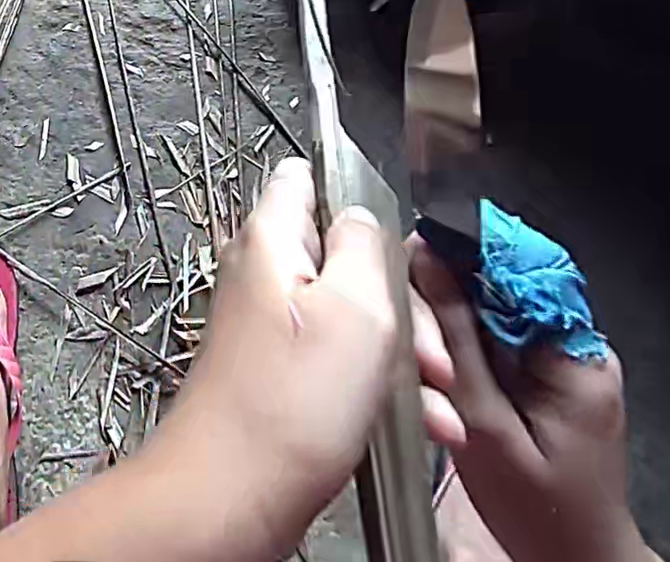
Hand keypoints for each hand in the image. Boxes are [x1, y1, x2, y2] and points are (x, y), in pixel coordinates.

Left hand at [143, 157, 400, 559]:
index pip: (305, 176)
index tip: (395, 244)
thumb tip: (360, 217)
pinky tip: (422, 424)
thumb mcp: (354, 308)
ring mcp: (269, 313)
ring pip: (348, 306)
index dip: (353, 195)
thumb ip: (363, 245)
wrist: (231, 494)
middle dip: (397, 299)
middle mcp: (264, 265)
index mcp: (271, 234)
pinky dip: (374, 378)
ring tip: (438, 403)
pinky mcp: (277, 358)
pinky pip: (334, 348)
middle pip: (342, 250)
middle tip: (431, 356)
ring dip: (398, 350)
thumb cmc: (296, 399)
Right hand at [408, 235, 655, 561]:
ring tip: (426, 362)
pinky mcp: (536, 362)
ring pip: (484, 299)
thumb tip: (426, 255)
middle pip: (494, 280)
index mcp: (573, 351)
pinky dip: (455, 334)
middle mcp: (570, 339)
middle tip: (416, 342)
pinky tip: (438, 362)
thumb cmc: (535, 509)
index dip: (457, 252)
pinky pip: (487, 324)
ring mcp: (554, 350)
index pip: (514, 266)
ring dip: (444, 318)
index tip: (410, 264)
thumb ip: (454, 334)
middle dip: (443, 296)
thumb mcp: (483, 422)